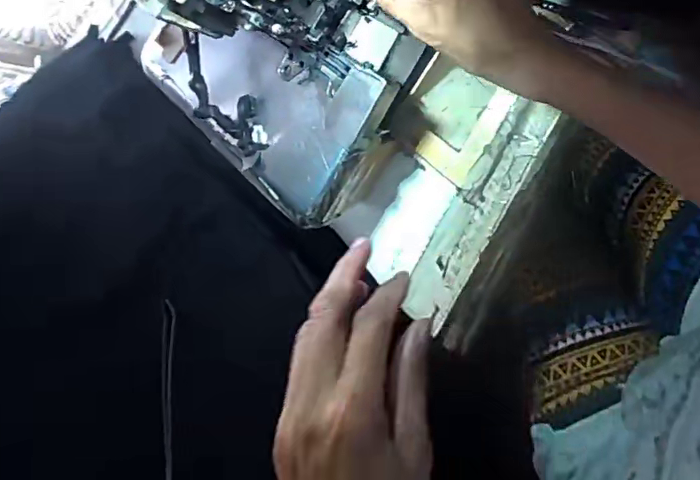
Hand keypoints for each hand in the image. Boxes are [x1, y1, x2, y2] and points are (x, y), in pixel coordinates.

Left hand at [275, 238, 431, 479]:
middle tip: (365, 246)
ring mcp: (290, 411)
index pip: (368, 326)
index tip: (406, 276)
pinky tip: (338, 321)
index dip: (388, 293)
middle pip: (324, 315)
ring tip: (355, 276)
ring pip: (305, 331)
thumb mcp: (415, 454)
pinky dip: (318, 328)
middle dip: (344, 273)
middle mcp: (312, 400)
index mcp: (352, 409)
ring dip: (329, 298)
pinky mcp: (281, 422)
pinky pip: (298, 358)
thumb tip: (418, 323)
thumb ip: (412, 382)